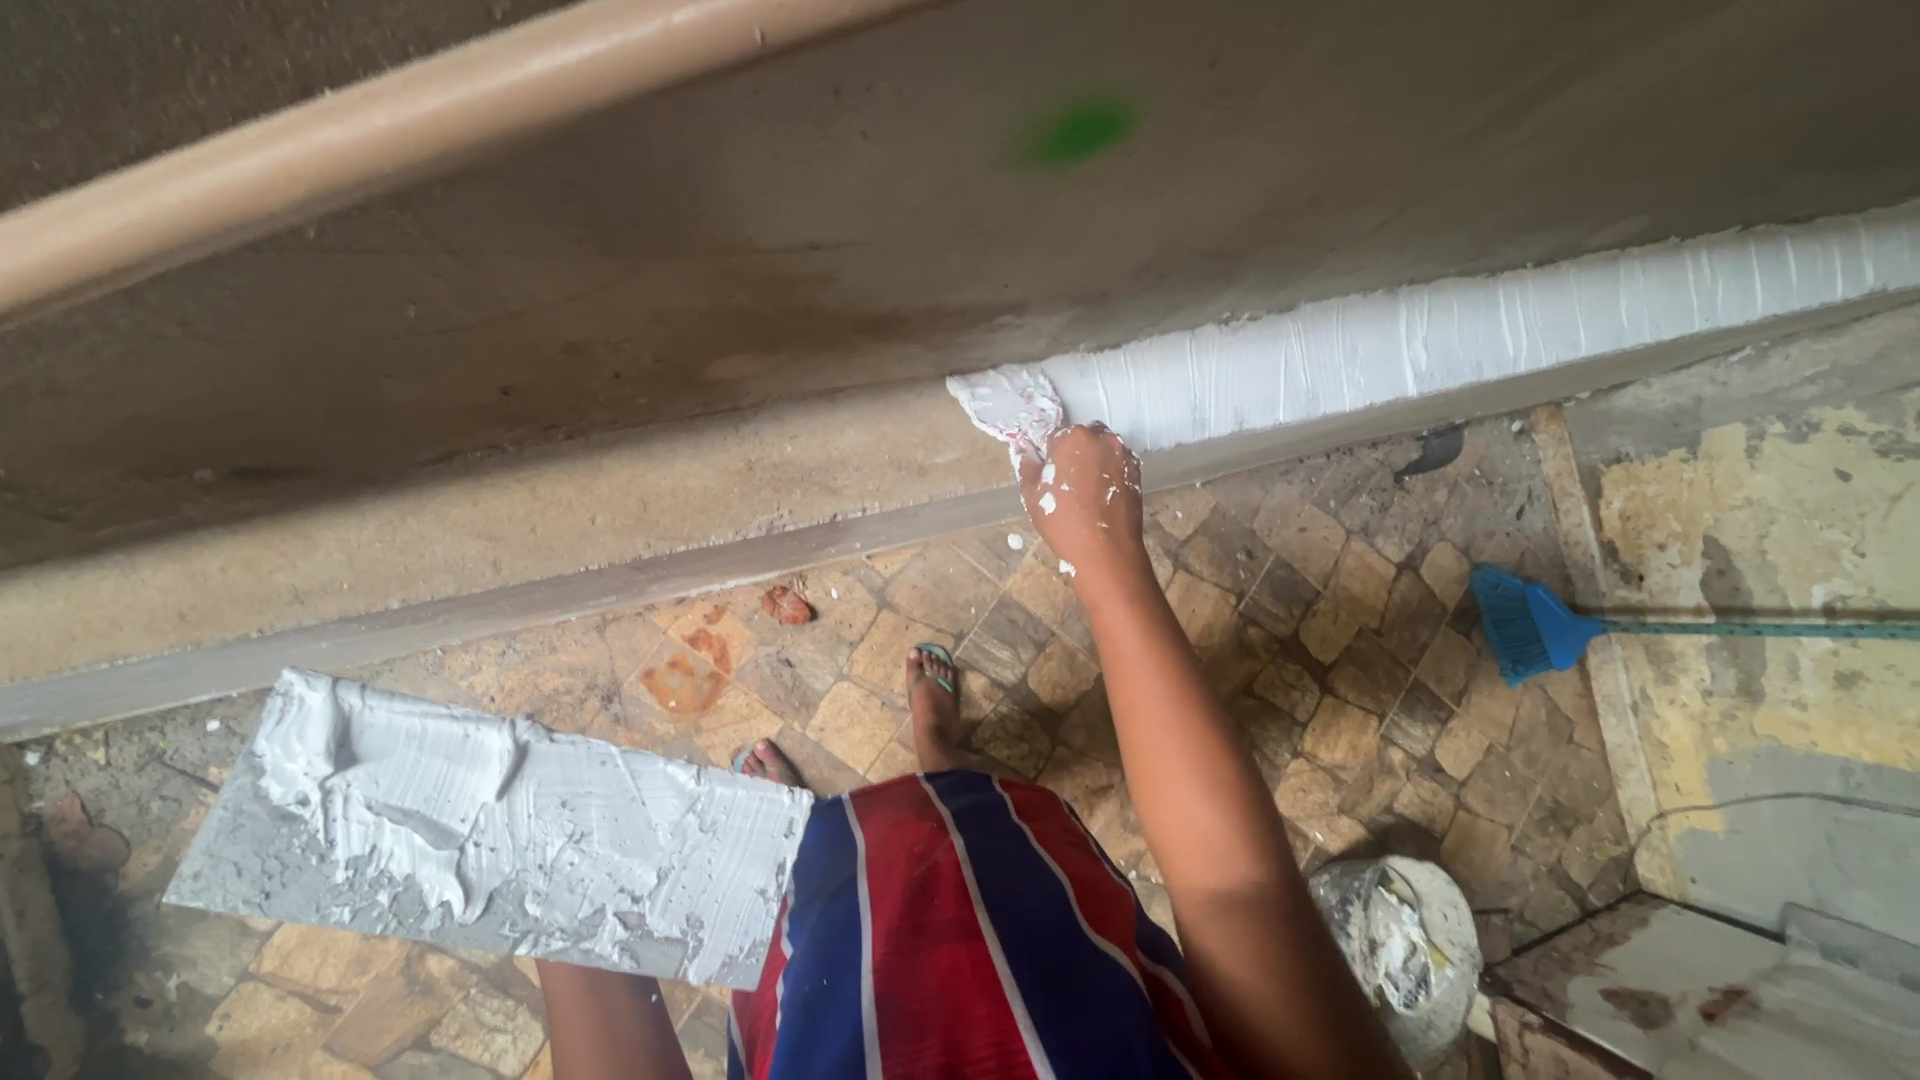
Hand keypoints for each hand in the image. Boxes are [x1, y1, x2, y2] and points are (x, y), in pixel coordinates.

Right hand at [1018, 424, 1149, 586]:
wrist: (1106, 550)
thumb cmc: (1064, 522)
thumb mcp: (1032, 495)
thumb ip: (1027, 465)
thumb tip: (1025, 448)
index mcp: (1072, 437)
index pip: (1053, 435)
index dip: (1048, 454)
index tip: (1047, 473)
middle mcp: (1101, 438)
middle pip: (1082, 438)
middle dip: (1073, 453)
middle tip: (1066, 482)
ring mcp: (1123, 454)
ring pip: (1102, 449)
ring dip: (1093, 461)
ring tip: (1084, 491)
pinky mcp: (1138, 471)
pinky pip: (1117, 463)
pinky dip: (1109, 472)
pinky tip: (1100, 496)